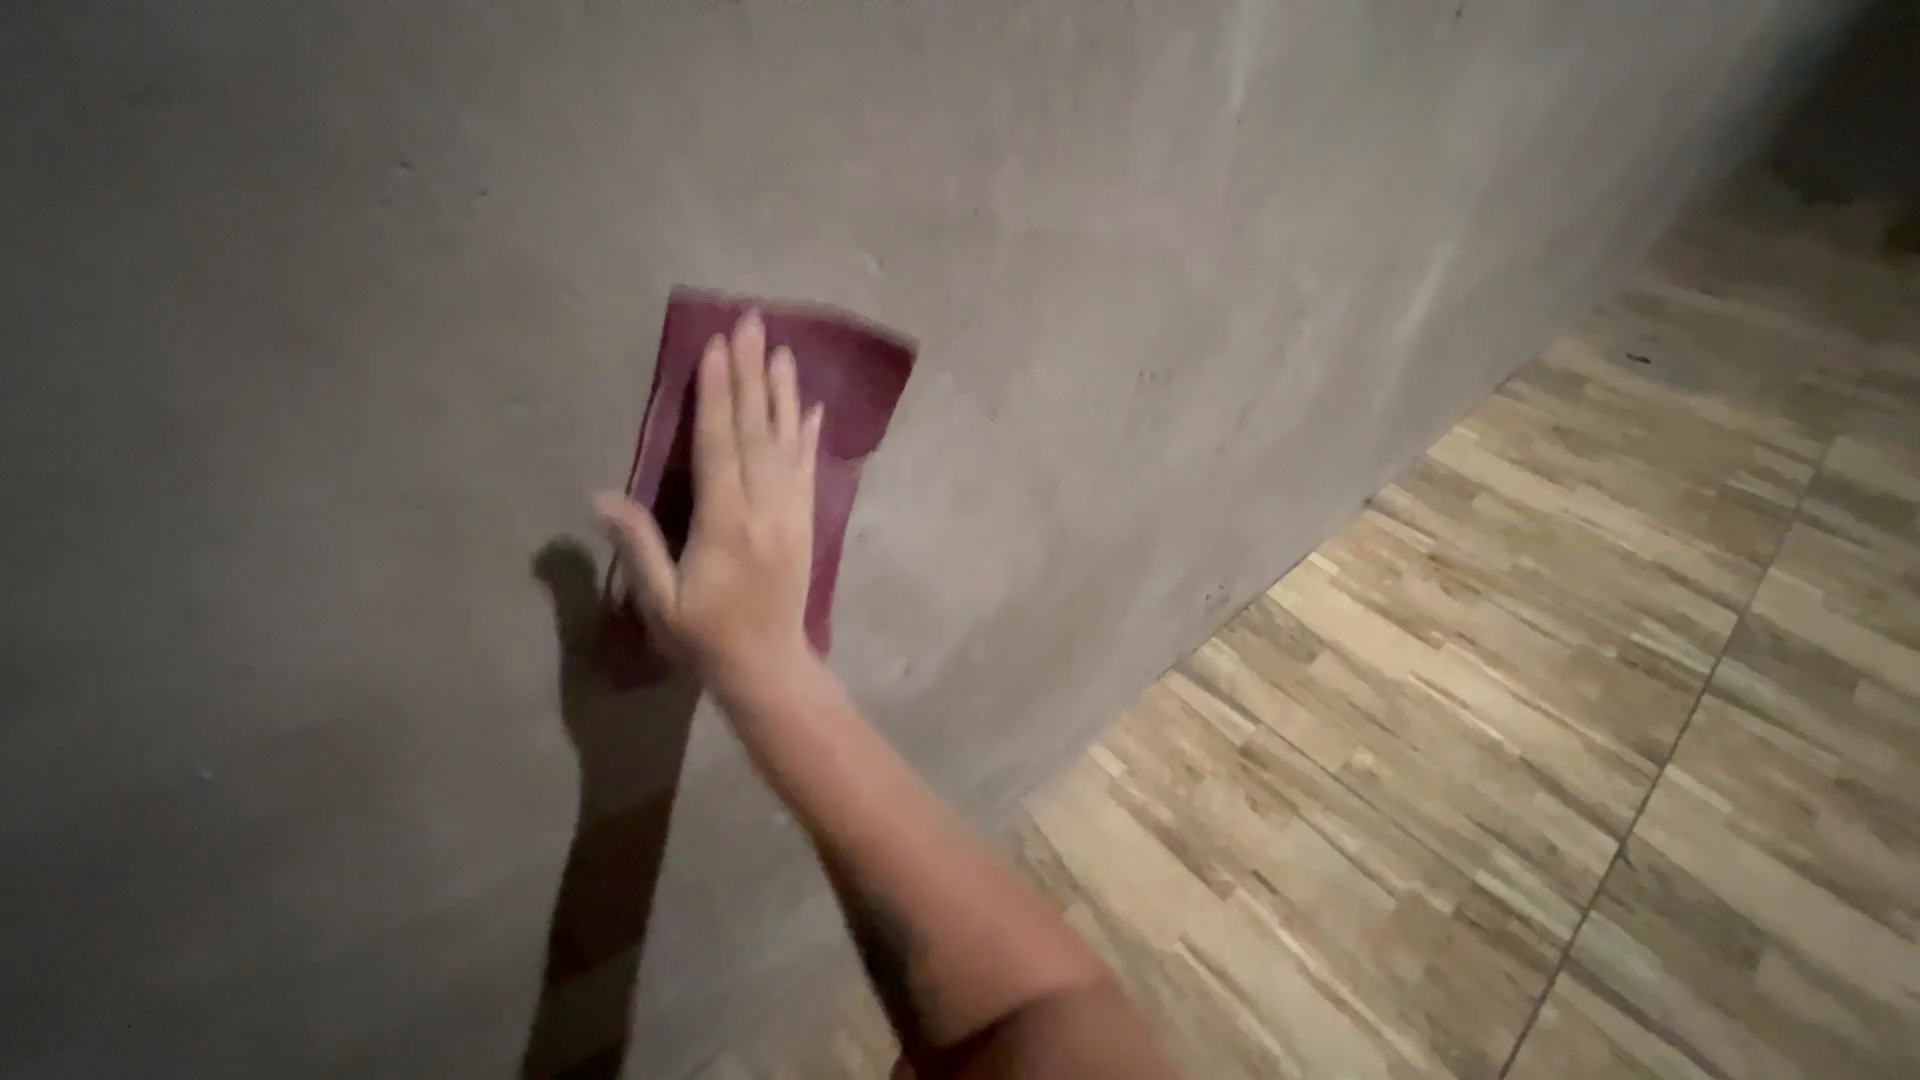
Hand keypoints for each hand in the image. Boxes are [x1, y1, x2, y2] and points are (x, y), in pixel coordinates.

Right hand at [596, 311, 824, 695]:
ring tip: (782, 350)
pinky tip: (811, 408)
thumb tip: (601, 494)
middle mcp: (763, 509)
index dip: (717, 394)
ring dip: (783, 394)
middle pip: (756, 431)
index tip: (717, 347)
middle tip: (752, 323)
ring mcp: (791, 515)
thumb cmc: (705, 638)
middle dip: (752, 374)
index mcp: (724, 524)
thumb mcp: (660, 601)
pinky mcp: (806, 525)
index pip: (719, 445)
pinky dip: (809, 437)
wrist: (767, 667)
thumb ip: (639, 545)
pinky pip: (808, 471)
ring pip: (787, 444)